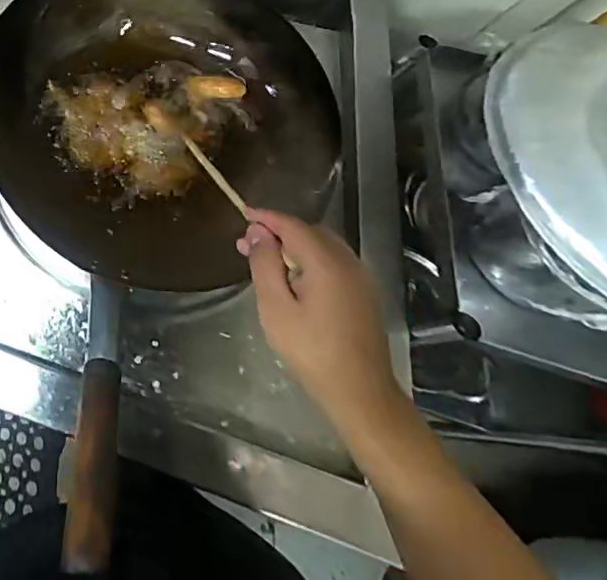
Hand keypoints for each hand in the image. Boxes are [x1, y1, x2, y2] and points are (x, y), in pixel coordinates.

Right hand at [237, 208, 405, 437]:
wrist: (360, 393)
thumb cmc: (311, 351)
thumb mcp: (275, 307)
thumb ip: (265, 264)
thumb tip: (259, 232)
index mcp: (326, 263)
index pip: (292, 225)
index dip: (266, 217)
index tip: (242, 212)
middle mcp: (348, 263)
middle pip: (310, 231)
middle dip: (278, 231)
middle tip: (248, 242)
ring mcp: (360, 279)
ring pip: (323, 246)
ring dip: (294, 245)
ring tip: (265, 258)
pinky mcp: (364, 294)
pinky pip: (333, 262)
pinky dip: (310, 258)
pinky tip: (293, 277)